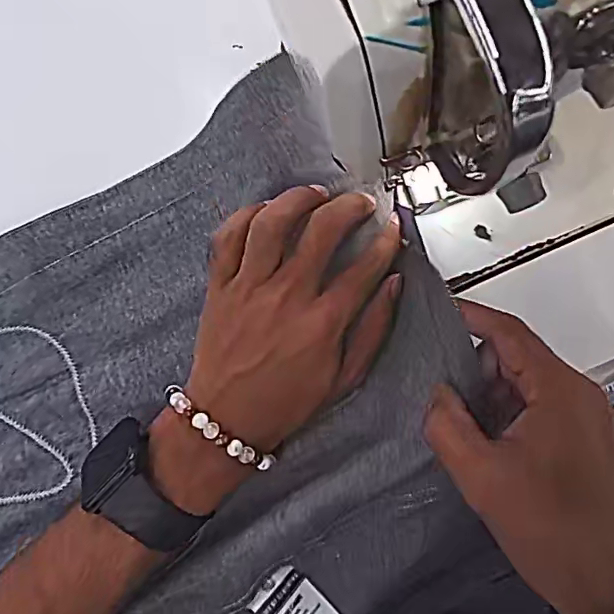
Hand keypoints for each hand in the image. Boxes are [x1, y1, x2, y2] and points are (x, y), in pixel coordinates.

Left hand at [151, 185, 403, 514]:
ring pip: (273, 223)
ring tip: (314, 195)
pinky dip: (246, 215)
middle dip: (348, 207)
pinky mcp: (221, 287)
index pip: (364, 266)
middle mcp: (286, 298)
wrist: (228, 419)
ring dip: (297, 199)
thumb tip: (392, 286)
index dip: (385, 241)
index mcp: (322, 323)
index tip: (391, 229)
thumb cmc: (284, 401)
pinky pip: (228, 238)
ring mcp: (250, 289)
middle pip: (322, 231)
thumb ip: (374, 329)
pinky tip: (265, 210)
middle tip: (358, 204)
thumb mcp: (344, 377)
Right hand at [423, 301, 613, 613]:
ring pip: (524, 383)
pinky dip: (507, 414)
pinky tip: (488, 445)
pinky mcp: (581, 437)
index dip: (472, 317)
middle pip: (516, 355)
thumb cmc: (558, 534)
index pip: (509, 332)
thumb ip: (447, 426)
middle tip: (442, 390)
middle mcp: (578, 395)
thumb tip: (436, 396)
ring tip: (465, 429)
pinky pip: (536, 406)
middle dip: (475, 368)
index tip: (444, 310)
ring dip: (490, 396)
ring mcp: (583, 416)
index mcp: (560, 391)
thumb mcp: (482, 478)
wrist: (605, 583)